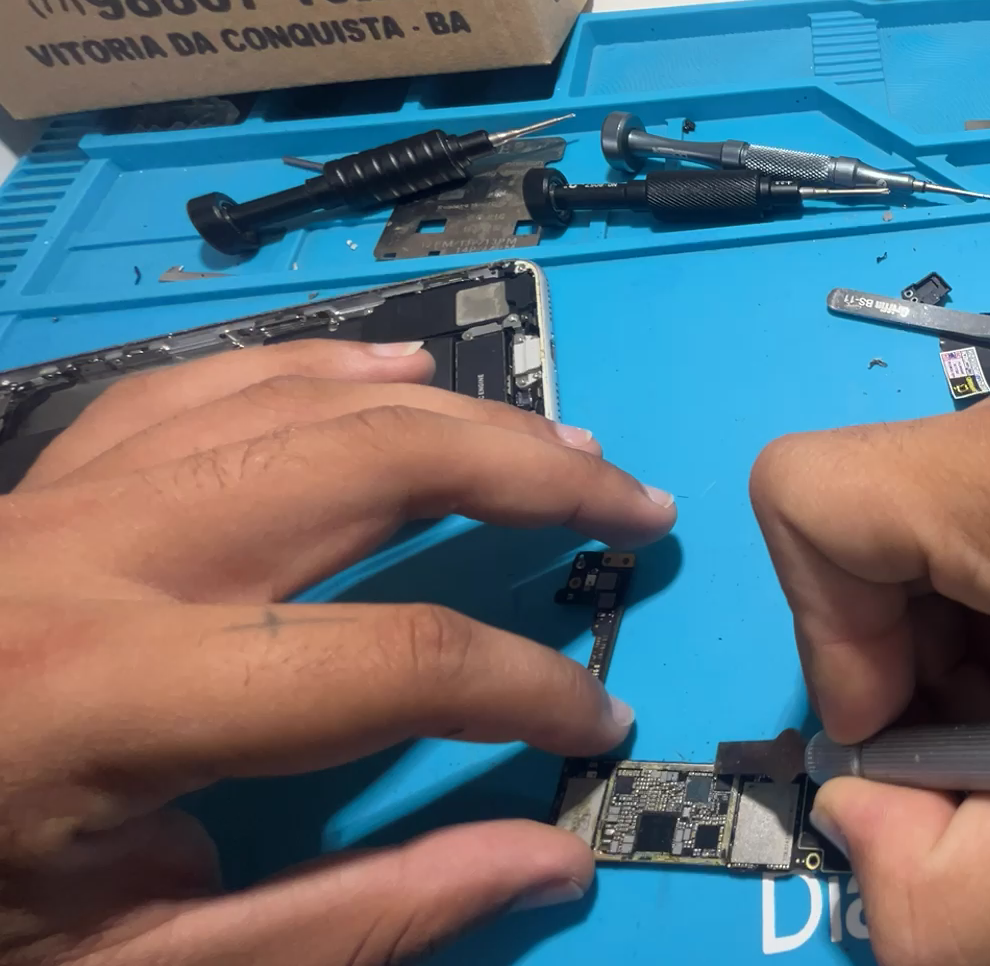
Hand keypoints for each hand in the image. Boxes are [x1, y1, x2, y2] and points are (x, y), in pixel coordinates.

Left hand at [0, 340, 675, 964]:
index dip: (530, 690)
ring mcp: (59, 500)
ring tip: (572, 441)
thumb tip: (554, 864)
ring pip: (321, 408)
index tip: (600, 723)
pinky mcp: (45, 483)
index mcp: (102, 697)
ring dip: (474, 419)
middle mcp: (92, 560)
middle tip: (639, 507)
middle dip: (544, 483)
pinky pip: (211, 389)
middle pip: (384, 467)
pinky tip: (405, 368)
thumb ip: (367, 917)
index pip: (399, 661)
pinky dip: (329, 369)